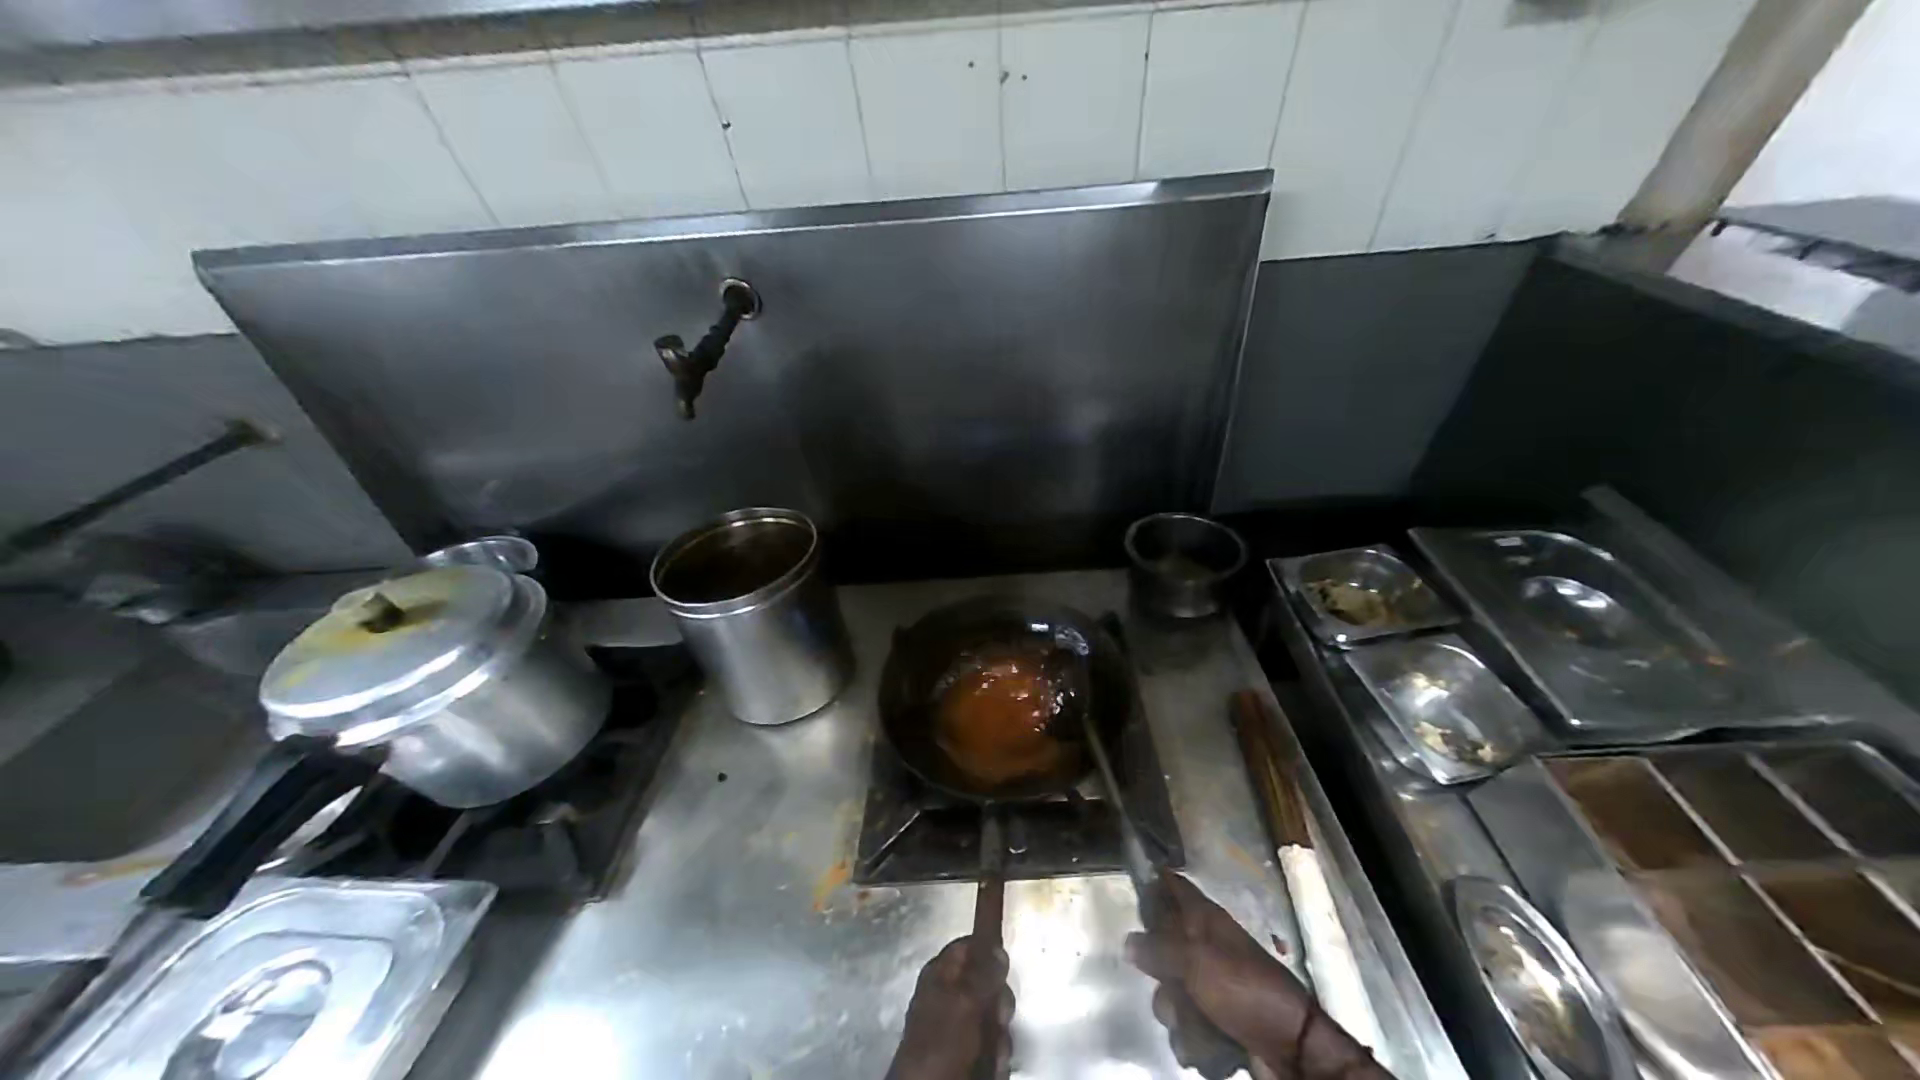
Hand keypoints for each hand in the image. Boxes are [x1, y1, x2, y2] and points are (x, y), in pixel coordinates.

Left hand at [885, 936, 1013, 1079]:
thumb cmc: (941, 1044)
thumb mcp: (964, 1002)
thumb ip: (983, 973)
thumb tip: (998, 948)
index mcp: (942, 974)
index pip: (970, 946)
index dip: (990, 954)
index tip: (1004, 971)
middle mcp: (952, 995)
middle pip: (990, 984)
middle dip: (1001, 1005)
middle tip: (997, 1020)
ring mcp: (961, 1026)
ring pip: (996, 1019)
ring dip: (1000, 1038)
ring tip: (991, 1053)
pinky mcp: (970, 1054)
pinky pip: (994, 1046)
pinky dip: (996, 1058)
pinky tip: (991, 1067)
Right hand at [1125, 870, 1384, 1079]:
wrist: (1291, 1045)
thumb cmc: (1243, 988)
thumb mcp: (1195, 960)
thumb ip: (1158, 948)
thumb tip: (1129, 941)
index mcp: (1205, 919)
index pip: (1174, 886)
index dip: (1153, 882)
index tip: (1132, 890)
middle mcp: (1206, 947)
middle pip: (1161, 948)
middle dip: (1159, 974)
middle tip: (1173, 983)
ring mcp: (1212, 985)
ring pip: (1171, 993)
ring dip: (1178, 1015)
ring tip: (1196, 1025)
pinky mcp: (1217, 1020)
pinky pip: (1186, 1025)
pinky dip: (1192, 1039)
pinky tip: (1206, 1045)